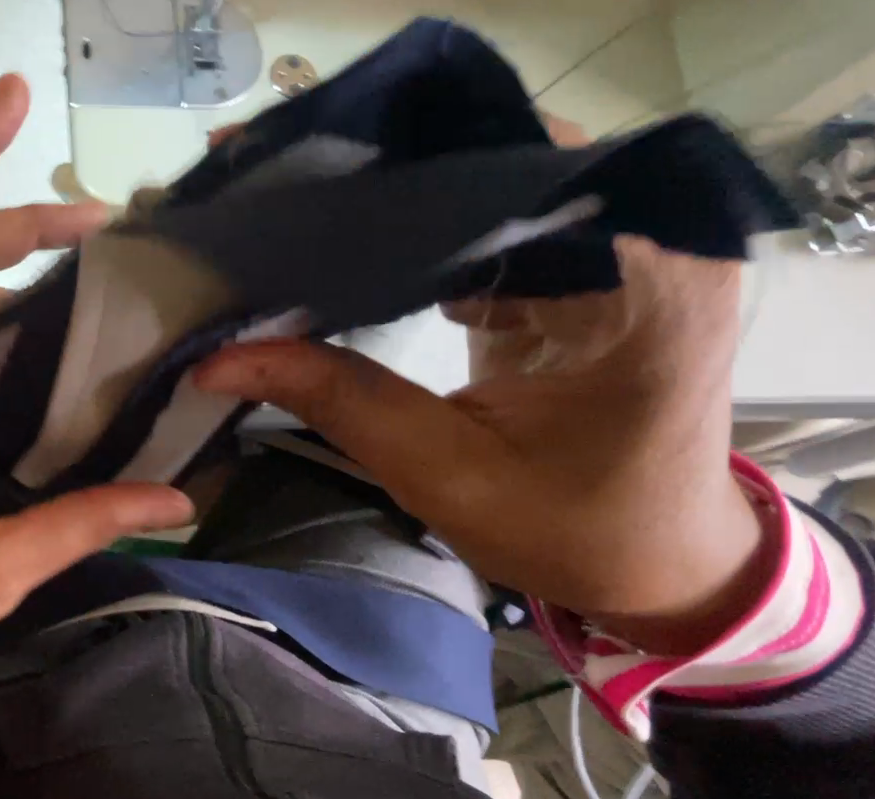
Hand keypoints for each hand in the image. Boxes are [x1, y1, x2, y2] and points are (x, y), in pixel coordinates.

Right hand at [194, 237, 767, 655]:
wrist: (655, 557)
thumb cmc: (568, 531)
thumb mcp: (441, 474)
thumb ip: (341, 402)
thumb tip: (218, 358)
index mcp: (644, 281)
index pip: (500, 186)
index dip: (391, 190)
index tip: (291, 212)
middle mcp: (656, 233)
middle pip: (498, 166)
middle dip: (386, 191)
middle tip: (276, 215)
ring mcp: (634, 239)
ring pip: (494, 185)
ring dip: (401, 211)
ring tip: (305, 232)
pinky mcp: (600, 259)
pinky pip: (501, 219)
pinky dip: (426, 238)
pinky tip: (359, 258)